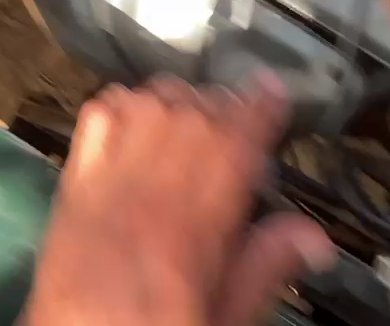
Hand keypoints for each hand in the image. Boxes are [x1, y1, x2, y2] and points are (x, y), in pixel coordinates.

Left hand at [24, 75, 335, 325]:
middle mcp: (151, 186)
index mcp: (194, 224)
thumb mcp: (224, 312)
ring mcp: (108, 174)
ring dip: (177, 99)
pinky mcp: (76, 174)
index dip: (258, 108)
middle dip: (222, 105)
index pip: (235, 143)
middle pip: (193, 112)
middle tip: (236, 118)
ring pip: (149, 101)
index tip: (272, 87)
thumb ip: (265, 266)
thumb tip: (313, 236)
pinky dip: (123, 102)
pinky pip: (100, 112)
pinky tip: (137, 114)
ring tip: (191, 115)